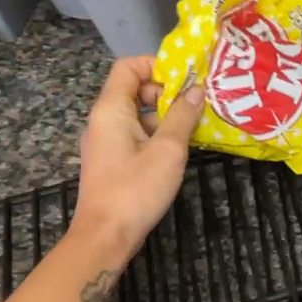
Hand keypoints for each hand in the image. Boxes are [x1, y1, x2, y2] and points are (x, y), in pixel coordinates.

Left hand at [68, 57, 202, 261]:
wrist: (105, 236)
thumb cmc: (136, 189)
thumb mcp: (168, 150)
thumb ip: (182, 116)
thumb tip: (197, 90)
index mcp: (111, 109)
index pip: (128, 66)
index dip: (157, 65)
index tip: (187, 79)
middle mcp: (104, 119)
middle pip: (134, 88)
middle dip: (167, 92)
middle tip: (196, 105)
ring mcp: (106, 141)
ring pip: (138, 114)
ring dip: (166, 116)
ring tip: (196, 126)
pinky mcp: (112, 160)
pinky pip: (136, 135)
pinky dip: (158, 135)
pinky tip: (181, 149)